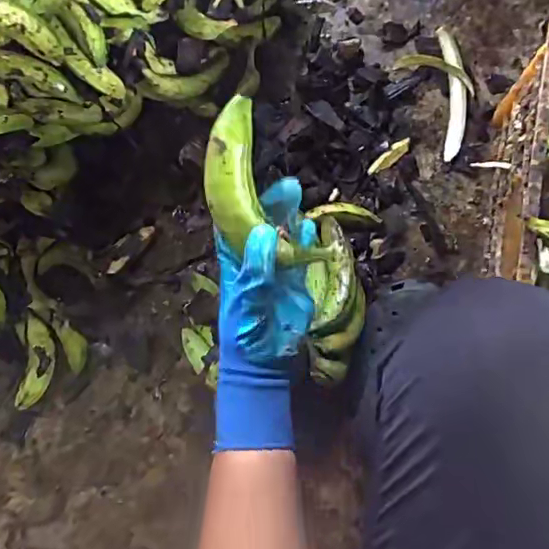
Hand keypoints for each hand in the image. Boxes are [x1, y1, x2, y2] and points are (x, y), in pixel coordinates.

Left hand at [211, 177, 315, 451]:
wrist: (265, 366)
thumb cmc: (246, 335)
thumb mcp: (246, 303)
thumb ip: (256, 270)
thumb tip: (263, 231)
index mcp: (236, 264)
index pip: (236, 227)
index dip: (243, 204)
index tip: (253, 182)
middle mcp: (256, 263)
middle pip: (263, 226)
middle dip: (273, 206)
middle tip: (289, 186)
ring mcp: (276, 272)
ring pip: (283, 238)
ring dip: (290, 219)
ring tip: (298, 197)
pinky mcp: (295, 284)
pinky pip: (301, 256)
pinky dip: (307, 241)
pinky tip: (313, 227)